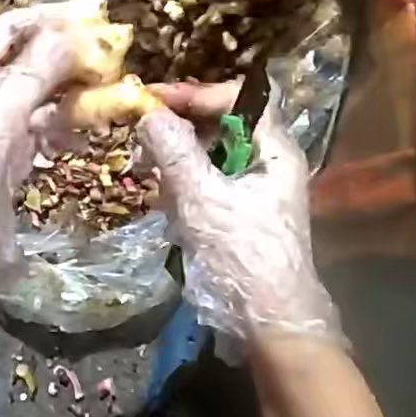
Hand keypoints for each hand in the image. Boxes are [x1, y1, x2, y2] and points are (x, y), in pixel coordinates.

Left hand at [0, 0, 89, 259]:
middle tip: (108, 59)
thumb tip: (76, 34)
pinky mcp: (11, 152)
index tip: (87, 14)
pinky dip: (65, 129)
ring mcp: (2, 122)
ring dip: (73, 94)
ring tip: (105, 97)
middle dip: (69, 56)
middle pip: (33, 60)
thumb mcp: (6, 105)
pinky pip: (44, 131)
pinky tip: (83, 135)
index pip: (12, 27)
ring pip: (44, 96)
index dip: (46, 15)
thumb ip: (40, 68)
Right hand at [138, 100, 342, 349]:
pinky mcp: (233, 211)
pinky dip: (180, 183)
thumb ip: (176, 152)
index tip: (156, 100)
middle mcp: (265, 162)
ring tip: (148, 166)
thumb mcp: (204, 198)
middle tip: (142, 129)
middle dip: (180, 125)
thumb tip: (148, 113)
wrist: (265, 322)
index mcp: (273, 151)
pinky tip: (164, 198)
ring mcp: (249, 188)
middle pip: (220, 123)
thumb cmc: (243, 254)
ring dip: (175, 156)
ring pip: (206, 153)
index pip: (240, 98)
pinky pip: (201, 181)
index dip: (198, 94)